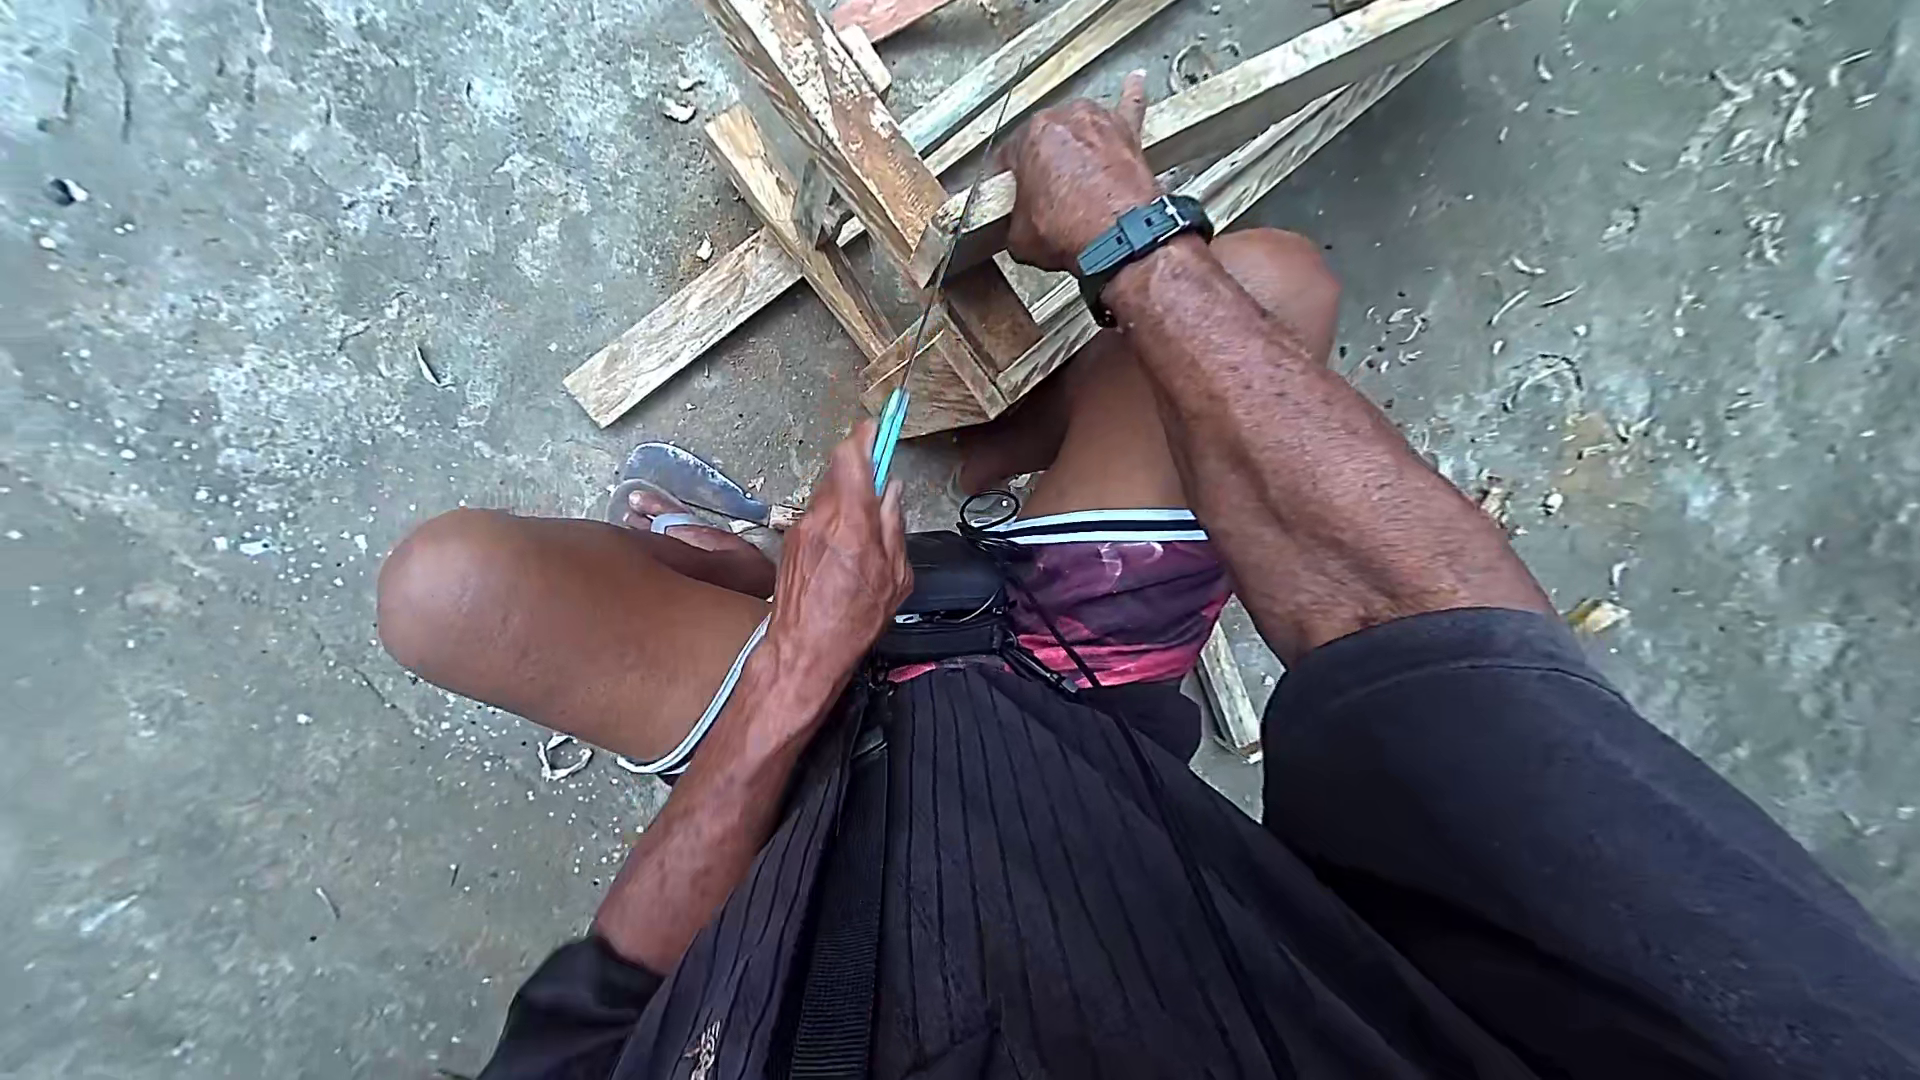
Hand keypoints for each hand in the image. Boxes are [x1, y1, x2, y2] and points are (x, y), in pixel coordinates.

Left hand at [762, 420, 913, 694]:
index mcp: (851, 526)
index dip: (867, 436)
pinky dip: (835, 512)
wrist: (802, 650)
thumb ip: (893, 527)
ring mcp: (800, 527)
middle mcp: (820, 519)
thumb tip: (892, 494)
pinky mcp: (790, 539)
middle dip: (862, 465)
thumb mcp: (894, 578)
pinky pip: (817, 510)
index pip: (852, 457)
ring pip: (828, 488)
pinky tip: (846, 541)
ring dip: (848, 491)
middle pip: (839, 467)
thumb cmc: (849, 623)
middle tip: (881, 477)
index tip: (880, 428)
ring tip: (866, 521)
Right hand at [996, 71, 1160, 272]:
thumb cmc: (1066, 230)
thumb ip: (1015, 220)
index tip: (1009, 196)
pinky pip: (1130, 106)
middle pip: (1047, 139)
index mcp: (1029, 137)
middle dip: (1045, 162)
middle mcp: (1064, 118)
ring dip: (1077, 143)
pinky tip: (1133, 82)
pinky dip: (1131, 97)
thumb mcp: (1019, 237)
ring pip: (1081, 127)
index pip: (1010, 156)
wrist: (1114, 237)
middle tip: (1046, 195)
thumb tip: (1020, 225)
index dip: (1008, 181)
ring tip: (1076, 168)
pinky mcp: (1129, 133)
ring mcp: (1099, 121)